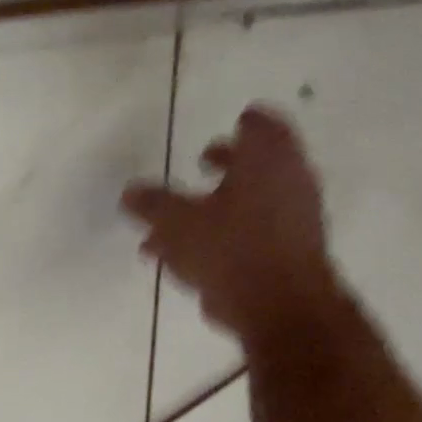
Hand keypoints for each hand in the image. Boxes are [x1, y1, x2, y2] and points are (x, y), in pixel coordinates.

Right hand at [122, 105, 340, 343]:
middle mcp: (288, 183)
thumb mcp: (175, 222)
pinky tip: (185, 252)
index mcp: (267, 164)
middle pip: (260, 162)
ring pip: (249, 200)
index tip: (238, 118)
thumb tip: (130, 191)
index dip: (249, 121)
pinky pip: (247, 231)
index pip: (264, 128)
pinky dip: (220, 232)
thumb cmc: (228, 249)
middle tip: (204, 159)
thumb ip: (151, 204)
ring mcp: (291, 218)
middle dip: (229, 161)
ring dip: (217, 203)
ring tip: (177, 219)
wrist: (277, 303)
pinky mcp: (284, 249)